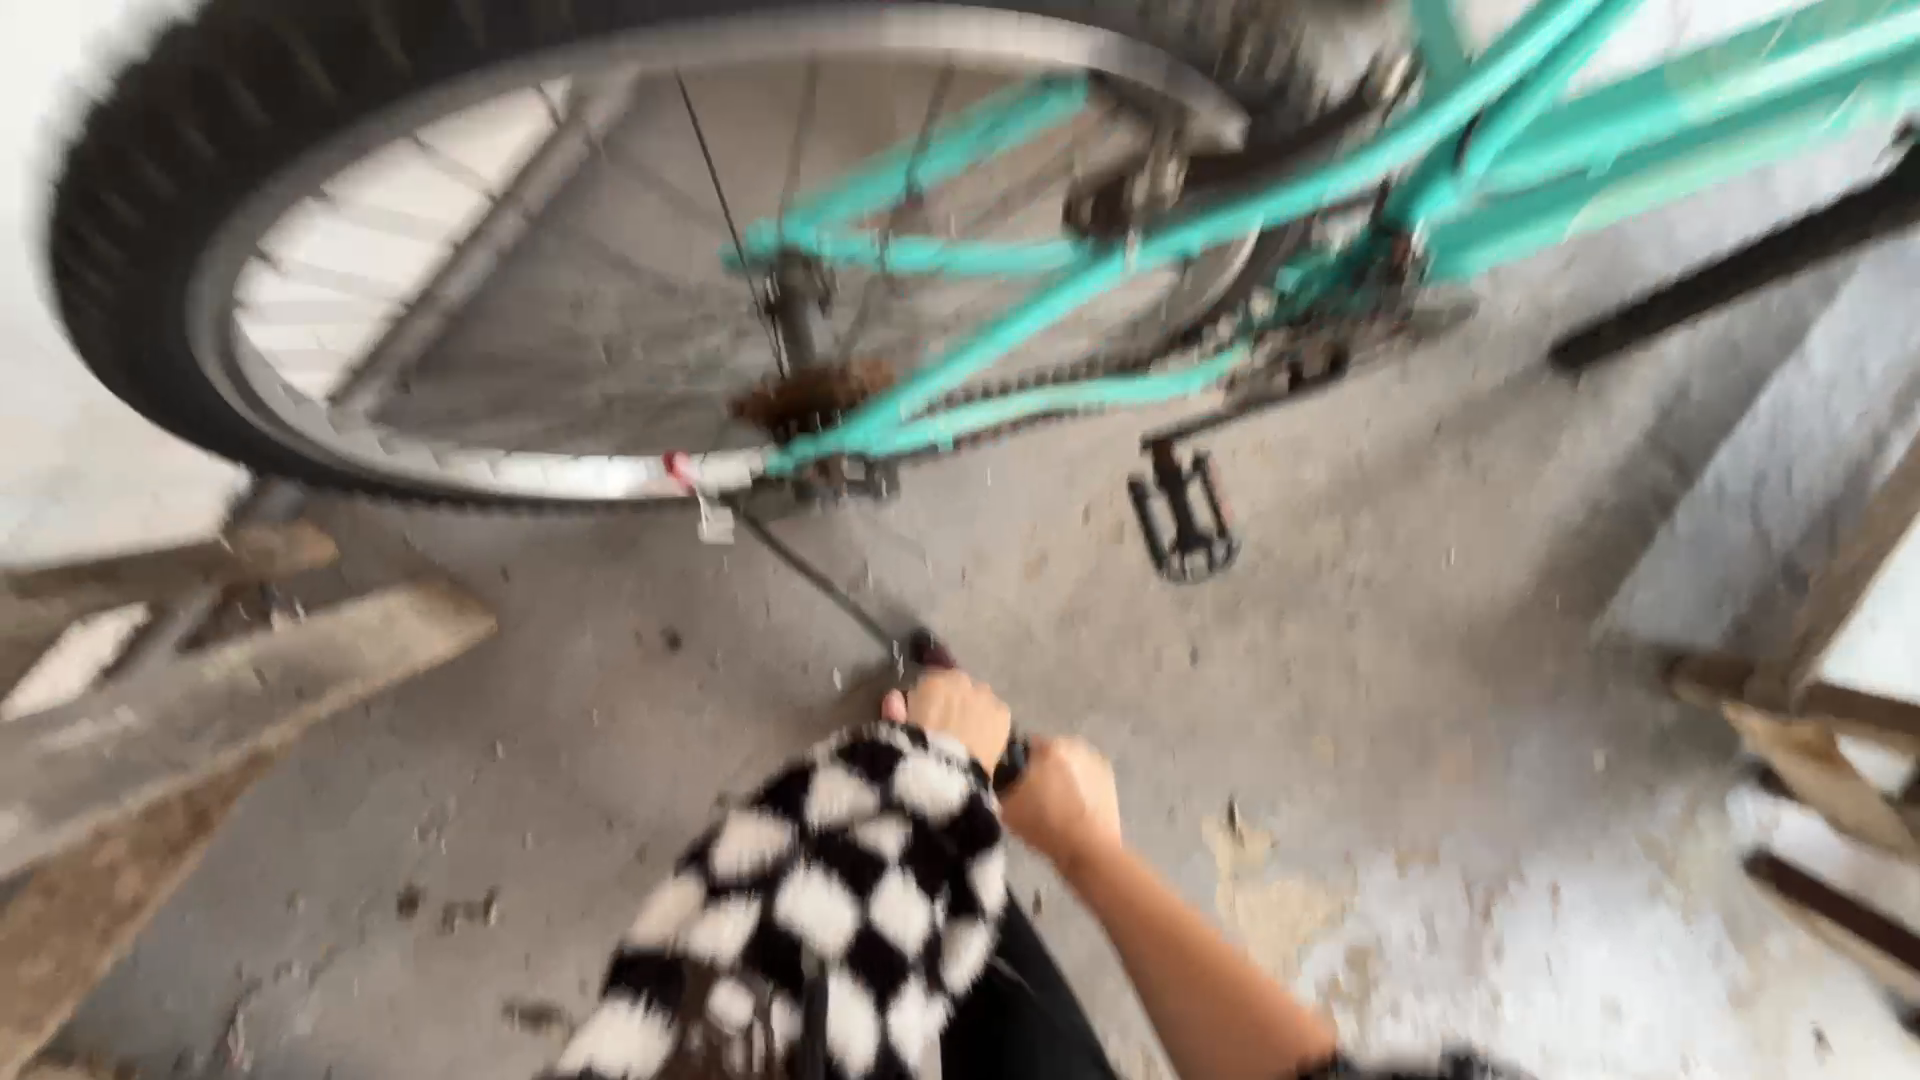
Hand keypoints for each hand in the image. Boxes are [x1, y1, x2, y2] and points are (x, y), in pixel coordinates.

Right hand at [880, 670, 1010, 770]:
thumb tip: (893, 698)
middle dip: (953, 703)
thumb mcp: (897, 733)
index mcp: (932, 681)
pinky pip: (996, 712)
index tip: (928, 718)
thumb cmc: (916, 754)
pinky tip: (983, 741)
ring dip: (973, 710)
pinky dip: (990, 723)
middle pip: (958, 687)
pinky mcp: (1003, 712)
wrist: (950, 776)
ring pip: (979, 698)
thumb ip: (894, 712)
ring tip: (968, 737)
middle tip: (948, 728)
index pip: (932, 682)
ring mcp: (985, 694)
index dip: (930, 701)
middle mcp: (960, 679)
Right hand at [1000, 735, 1122, 876]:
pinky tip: (1075, 811)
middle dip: (1043, 769)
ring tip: (1057, 806)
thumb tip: (1008, 782)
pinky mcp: (1111, 781)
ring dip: (1064, 777)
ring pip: (1071, 766)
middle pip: (1051, 754)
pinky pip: (1087, 779)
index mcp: (1049, 745)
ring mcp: (1097, 762)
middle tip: (1035, 796)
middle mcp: (1075, 745)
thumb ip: (1004, 786)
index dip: (1018, 764)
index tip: (1015, 783)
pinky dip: (1081, 788)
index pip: (1025, 746)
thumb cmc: (1044, 824)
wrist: (1088, 849)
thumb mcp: (1007, 807)